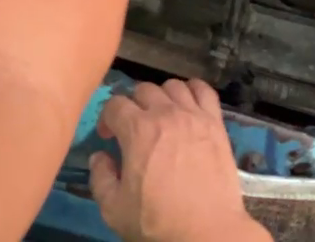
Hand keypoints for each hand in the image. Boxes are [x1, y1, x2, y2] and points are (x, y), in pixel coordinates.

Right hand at [89, 80, 270, 241]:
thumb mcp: (115, 209)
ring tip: (162, 117)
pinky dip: (193, 90)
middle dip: (133, 105)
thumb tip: (99, 156)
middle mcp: (165, 112)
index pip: (115, 104)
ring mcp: (193, 114)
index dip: (107, 118)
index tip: (108, 137)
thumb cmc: (157, 222)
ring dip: (162, 97)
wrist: (205, 232)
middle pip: (143, 90)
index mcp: (138, 130)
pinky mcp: (215, 121)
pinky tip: (189, 104)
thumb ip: (100, 178)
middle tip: (134, 129)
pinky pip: (204, 90)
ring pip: (172, 86)